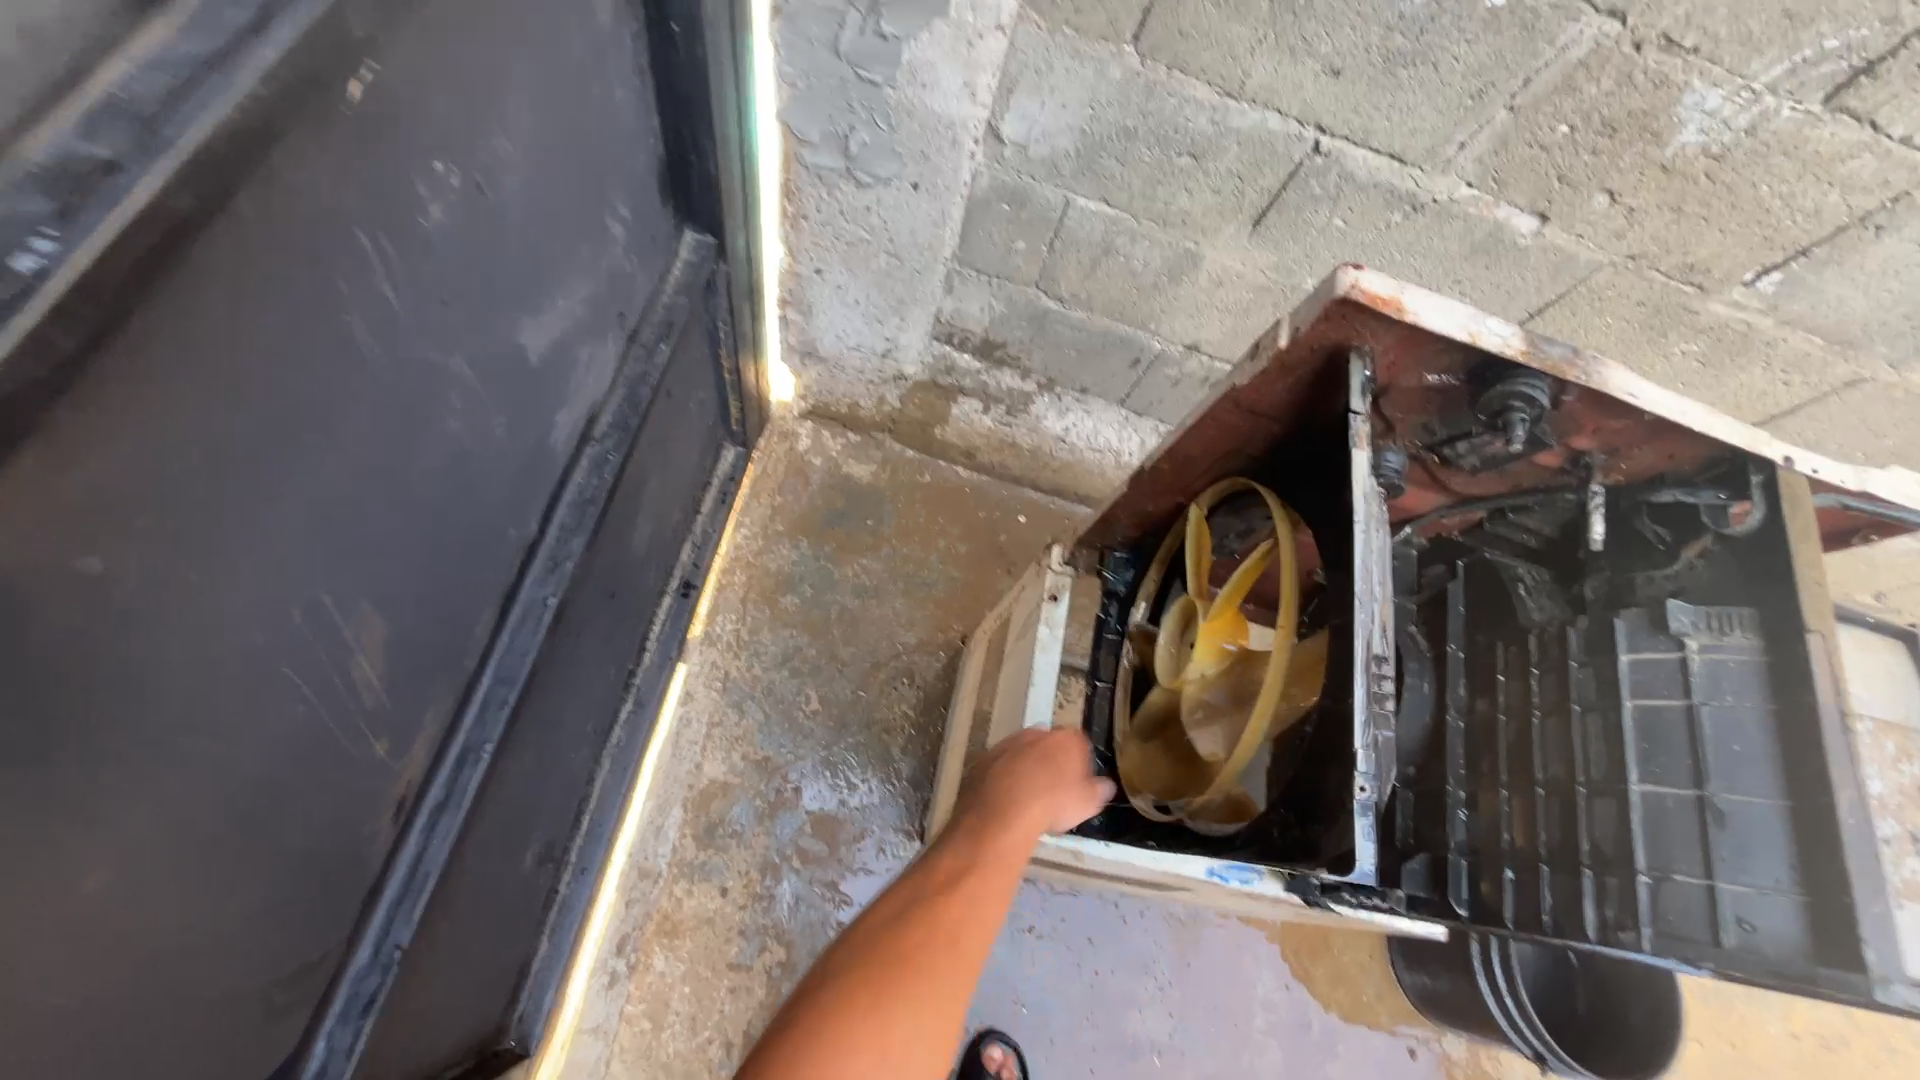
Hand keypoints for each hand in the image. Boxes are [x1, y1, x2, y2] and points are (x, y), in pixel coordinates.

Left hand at [952, 727, 1115, 841]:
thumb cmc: (1054, 803)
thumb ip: (1100, 790)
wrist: (1005, 809)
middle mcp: (1038, 732)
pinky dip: (1004, 776)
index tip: (1078, 785)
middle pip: (1050, 745)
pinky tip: (1007, 798)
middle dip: (1052, 762)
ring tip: (1028, 797)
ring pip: (1023, 752)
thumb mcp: (1089, 803)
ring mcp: (1009, 742)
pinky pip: (1001, 764)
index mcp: (1068, 739)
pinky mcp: (986, 756)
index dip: (1080, 764)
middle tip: (1053, 790)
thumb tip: (1106, 785)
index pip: (1081, 744)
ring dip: (1027, 768)